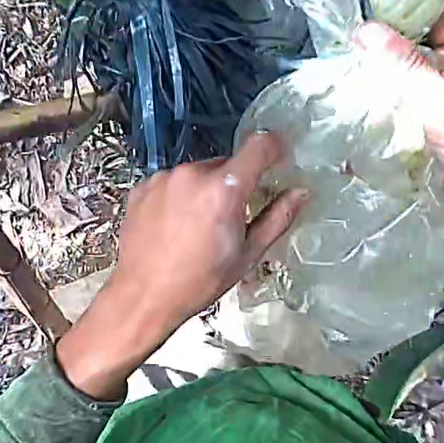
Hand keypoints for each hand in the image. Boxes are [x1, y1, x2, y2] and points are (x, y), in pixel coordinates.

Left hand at [56, 132, 308, 398]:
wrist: (143, 296)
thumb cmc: (199, 281)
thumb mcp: (248, 254)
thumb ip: (277, 218)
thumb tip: (300, 193)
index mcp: (223, 190)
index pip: (259, 146)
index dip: (274, 148)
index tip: (279, 159)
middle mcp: (192, 174)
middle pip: (228, 164)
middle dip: (235, 185)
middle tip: (231, 219)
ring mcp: (164, 178)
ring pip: (200, 174)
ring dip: (207, 191)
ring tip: (199, 228)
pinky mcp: (144, 186)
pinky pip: (174, 182)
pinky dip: (182, 197)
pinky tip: (177, 226)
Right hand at [352, 8, 443, 314]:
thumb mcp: (441, 106)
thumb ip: (402, 68)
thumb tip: (364, 31)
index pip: (432, 18)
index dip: (397, 37)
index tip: (366, 60)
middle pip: (438, 48)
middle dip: (408, 70)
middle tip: (378, 92)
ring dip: (423, 94)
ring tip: (395, 113)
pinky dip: (441, 111)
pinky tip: (424, 130)